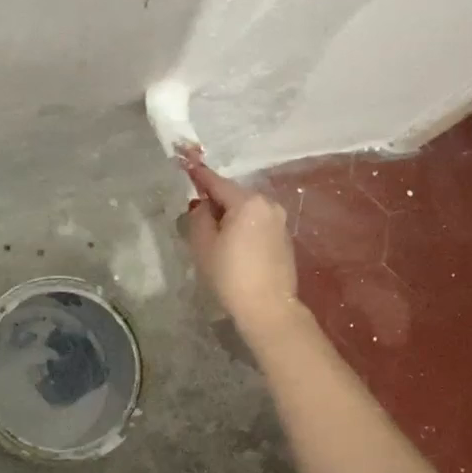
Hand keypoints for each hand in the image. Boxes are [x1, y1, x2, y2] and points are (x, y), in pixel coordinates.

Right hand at [183, 161, 304, 332]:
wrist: (268, 308)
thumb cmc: (230, 274)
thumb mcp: (203, 244)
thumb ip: (199, 216)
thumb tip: (202, 205)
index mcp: (247, 202)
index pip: (217, 182)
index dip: (199, 175)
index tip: (186, 164)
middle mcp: (268, 204)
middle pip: (234, 194)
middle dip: (216, 199)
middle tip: (197, 213)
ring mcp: (280, 221)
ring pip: (247, 209)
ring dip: (230, 214)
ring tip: (214, 233)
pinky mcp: (284, 238)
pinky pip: (258, 222)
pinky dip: (244, 226)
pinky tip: (234, 244)